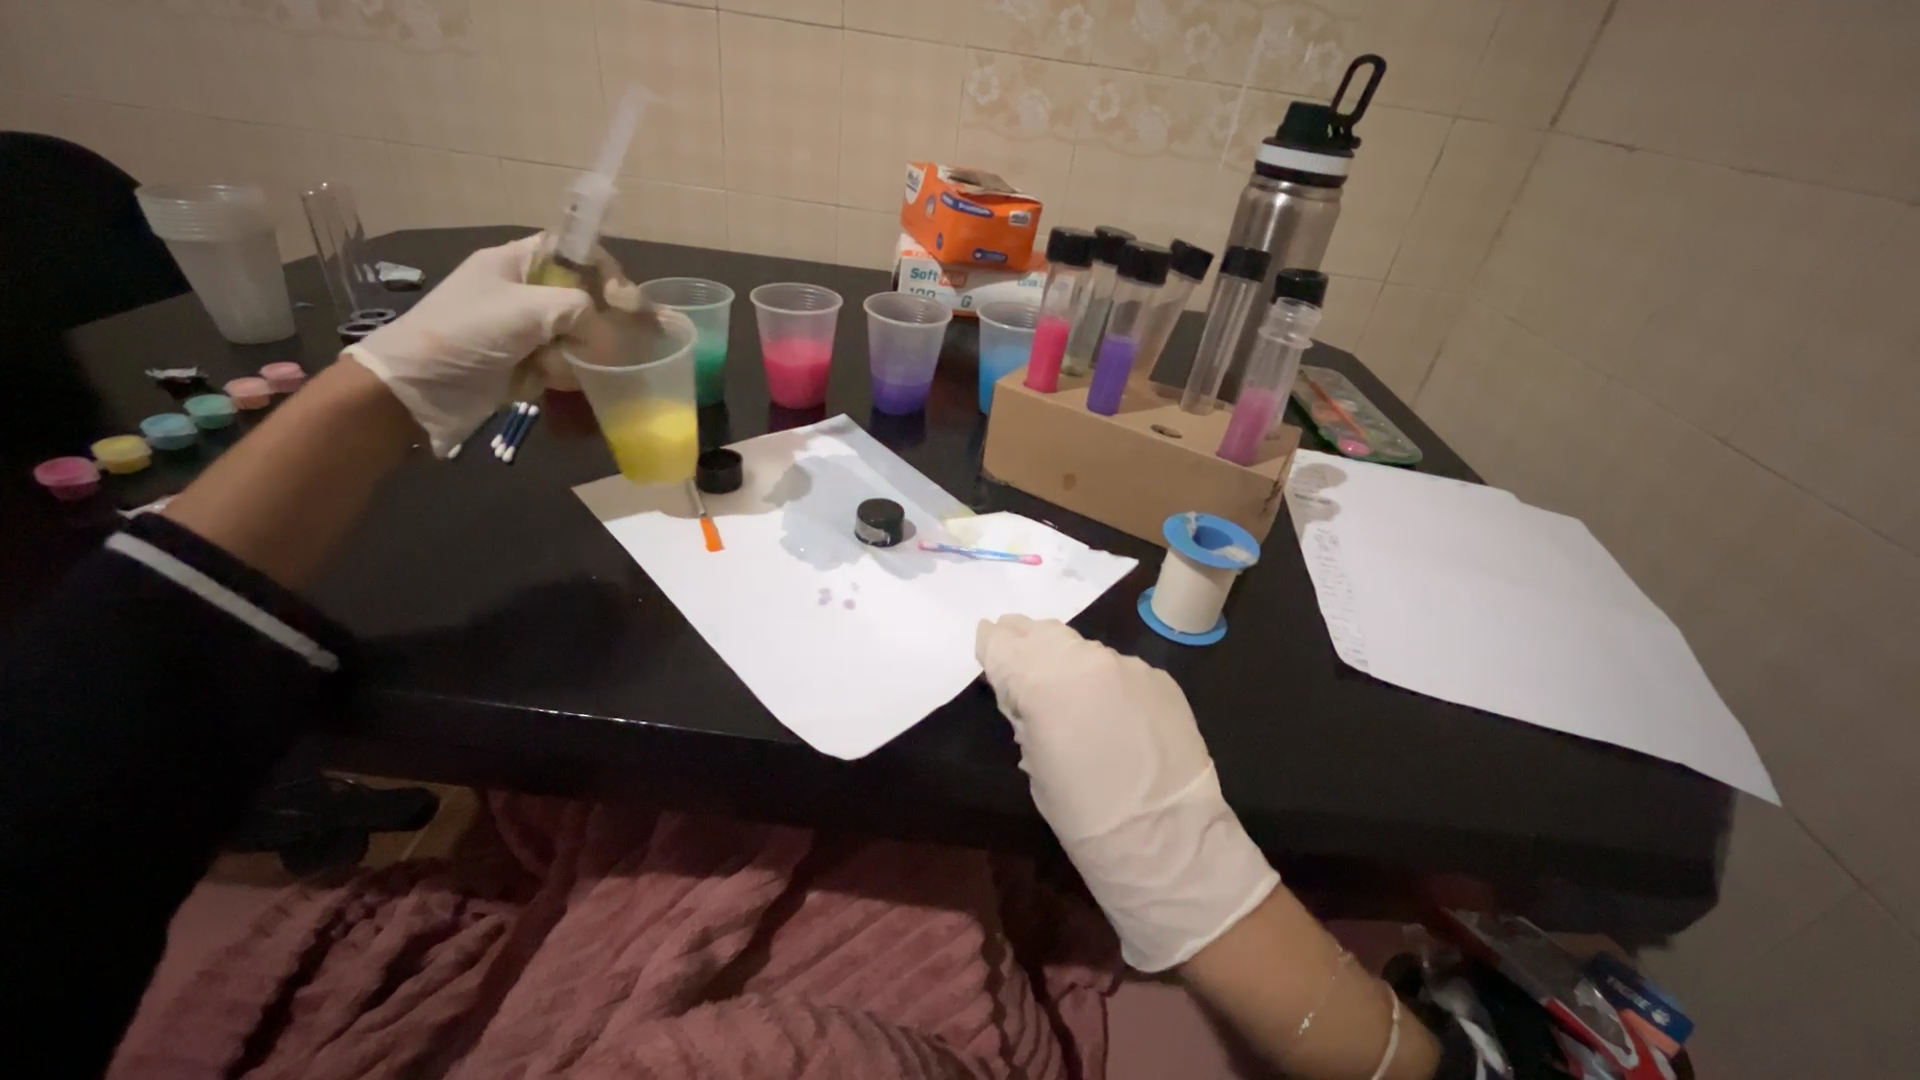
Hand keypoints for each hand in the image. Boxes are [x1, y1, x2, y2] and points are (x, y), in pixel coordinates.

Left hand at [345, 234, 593, 455]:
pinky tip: (549, 382)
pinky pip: (564, 364)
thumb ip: (577, 308)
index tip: (623, 301)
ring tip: (559, 366)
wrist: (416, 392)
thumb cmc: (464, 336)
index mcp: (515, 263)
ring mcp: (524, 332)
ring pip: (578, 336)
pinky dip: (563, 374)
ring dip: (577, 353)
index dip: (604, 271)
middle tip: (610, 342)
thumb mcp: (525, 310)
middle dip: (595, 321)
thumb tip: (605, 329)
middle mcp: (522, 293)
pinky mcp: (525, 365)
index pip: (573, 252)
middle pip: (582, 298)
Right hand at [976, 615, 1278, 970]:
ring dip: (1064, 654)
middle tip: (1012, 637)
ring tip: (1056, 670)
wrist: (1165, 836)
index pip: (1003, 646)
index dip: (990, 643)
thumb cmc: (1083, 814)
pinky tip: (1103, 700)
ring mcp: (1126, 666)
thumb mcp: (1033, 764)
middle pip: (1042, 633)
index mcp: (1043, 685)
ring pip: (1082, 646)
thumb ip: (1024, 716)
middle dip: (1023, 637)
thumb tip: (1022, 693)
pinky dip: (1102, 676)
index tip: (985, 640)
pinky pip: (1117, 667)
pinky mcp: (1158, 678)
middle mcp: (1084, 662)